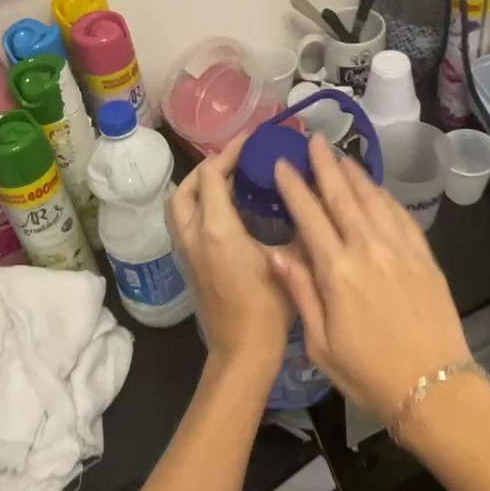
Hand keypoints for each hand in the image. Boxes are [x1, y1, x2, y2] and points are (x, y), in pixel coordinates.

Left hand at [167, 133, 293, 377]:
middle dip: (209, 166)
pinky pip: (184, 222)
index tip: (253, 139)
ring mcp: (187, 252)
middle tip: (239, 159)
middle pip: (187, 187)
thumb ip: (297, 223)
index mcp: (217, 230)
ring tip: (228, 179)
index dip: (231, 151)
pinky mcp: (189, 265)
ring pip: (179, 206)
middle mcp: (194, 236)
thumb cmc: (271, 308)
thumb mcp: (290, 260)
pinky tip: (226, 209)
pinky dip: (198, 205)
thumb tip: (309, 194)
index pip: (213, 175)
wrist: (243, 352)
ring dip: (198, 186)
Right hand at [268, 134, 472, 417]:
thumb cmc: (369, 375)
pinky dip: (385, 195)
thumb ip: (301, 293)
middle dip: (325, 165)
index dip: (293, 187)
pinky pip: (401, 215)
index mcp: (337, 272)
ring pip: (373, 199)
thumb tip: (276, 254)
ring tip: (340, 154)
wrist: (434, 387)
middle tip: (313, 139)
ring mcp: (400, 250)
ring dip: (355, 174)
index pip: (309, 216)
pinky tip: (375, 187)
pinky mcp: (424, 256)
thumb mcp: (321, 345)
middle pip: (343, 196)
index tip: (280, 162)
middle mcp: (368, 250)